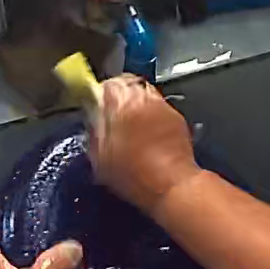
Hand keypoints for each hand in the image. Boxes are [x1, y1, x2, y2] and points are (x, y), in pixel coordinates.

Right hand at [88, 74, 201, 211]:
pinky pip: (159, 108)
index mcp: (118, 103)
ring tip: (131, 125)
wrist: (169, 184)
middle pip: (126, 84)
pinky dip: (151, 116)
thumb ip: (93, 131)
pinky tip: (148, 135)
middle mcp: (142, 97)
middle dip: (118, 97)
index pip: (104, 84)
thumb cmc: (132, 175)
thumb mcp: (99, 157)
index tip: (95, 106)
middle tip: (112, 115)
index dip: (98, 95)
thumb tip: (92, 120)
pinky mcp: (177, 117)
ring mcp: (161, 105)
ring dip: (136, 105)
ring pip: (144, 94)